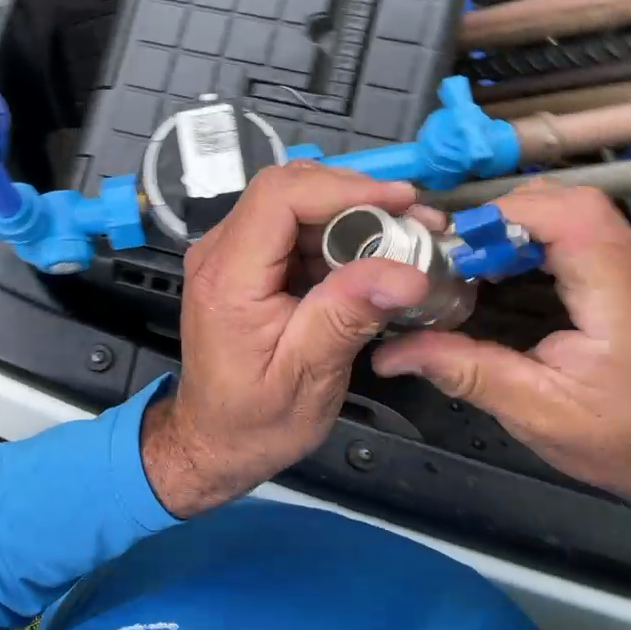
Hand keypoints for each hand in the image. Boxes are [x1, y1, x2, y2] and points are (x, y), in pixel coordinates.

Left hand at [141, 163, 433, 518]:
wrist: (213, 440)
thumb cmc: (254, 420)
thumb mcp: (307, 377)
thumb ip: (346, 318)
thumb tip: (406, 273)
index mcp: (228, 277)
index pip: (279, 196)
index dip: (343, 189)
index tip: (402, 203)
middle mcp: (218, 254)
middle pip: (286, 190)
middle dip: (356, 197)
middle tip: (417, 221)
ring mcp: (228, 256)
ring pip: (292, 204)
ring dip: (351, 213)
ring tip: (408, 236)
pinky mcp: (243, 265)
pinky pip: (291, 230)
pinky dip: (336, 234)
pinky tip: (374, 256)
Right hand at [370, 183, 630, 559]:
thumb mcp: (537, 415)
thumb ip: (464, 371)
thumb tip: (389, 354)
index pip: (576, 216)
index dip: (508, 213)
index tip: (457, 243)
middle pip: (572, 205)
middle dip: (503, 221)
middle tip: (456, 258)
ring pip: (579, 213)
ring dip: (518, 230)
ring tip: (476, 267)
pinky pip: (590, 233)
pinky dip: (541, 242)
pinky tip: (512, 275)